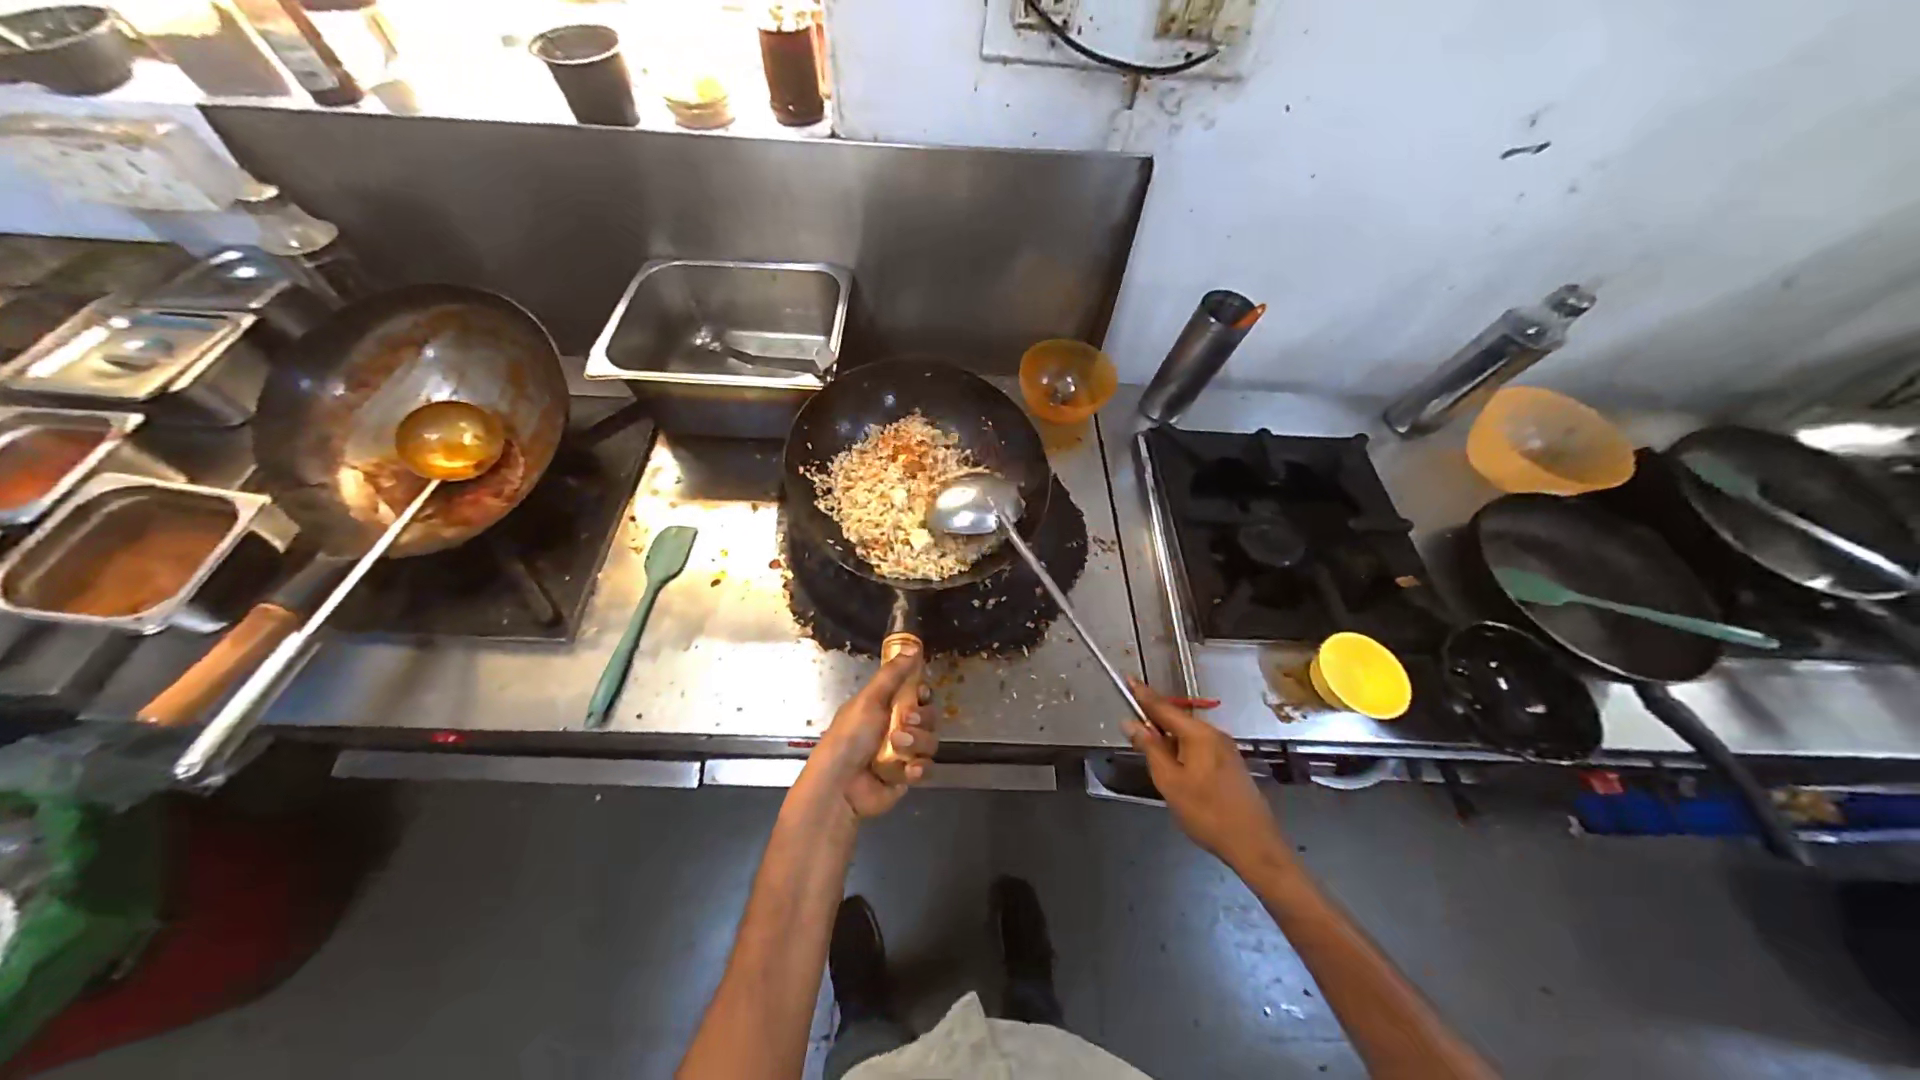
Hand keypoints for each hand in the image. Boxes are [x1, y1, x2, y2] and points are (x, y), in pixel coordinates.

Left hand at [798, 645, 939, 820]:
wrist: (839, 785)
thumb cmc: (850, 736)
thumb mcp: (869, 699)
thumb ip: (893, 674)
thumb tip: (913, 648)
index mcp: (886, 706)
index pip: (917, 694)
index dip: (923, 693)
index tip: (921, 694)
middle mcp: (897, 727)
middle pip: (929, 716)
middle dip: (921, 719)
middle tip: (906, 721)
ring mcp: (904, 753)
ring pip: (931, 742)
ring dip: (917, 743)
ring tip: (897, 746)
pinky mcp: (907, 777)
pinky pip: (927, 768)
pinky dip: (918, 768)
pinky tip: (907, 770)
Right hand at [1125, 677, 1285, 870]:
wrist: (1254, 845)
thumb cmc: (1207, 813)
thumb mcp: (1170, 782)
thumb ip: (1150, 749)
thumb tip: (1132, 723)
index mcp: (1198, 734)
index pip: (1164, 708)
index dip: (1143, 695)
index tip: (1129, 679)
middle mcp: (1215, 735)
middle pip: (1177, 720)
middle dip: (1154, 720)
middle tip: (1133, 723)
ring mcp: (1226, 750)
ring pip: (1188, 735)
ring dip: (1168, 738)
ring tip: (1150, 750)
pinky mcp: (1231, 764)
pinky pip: (1199, 747)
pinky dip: (1181, 749)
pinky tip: (1174, 766)